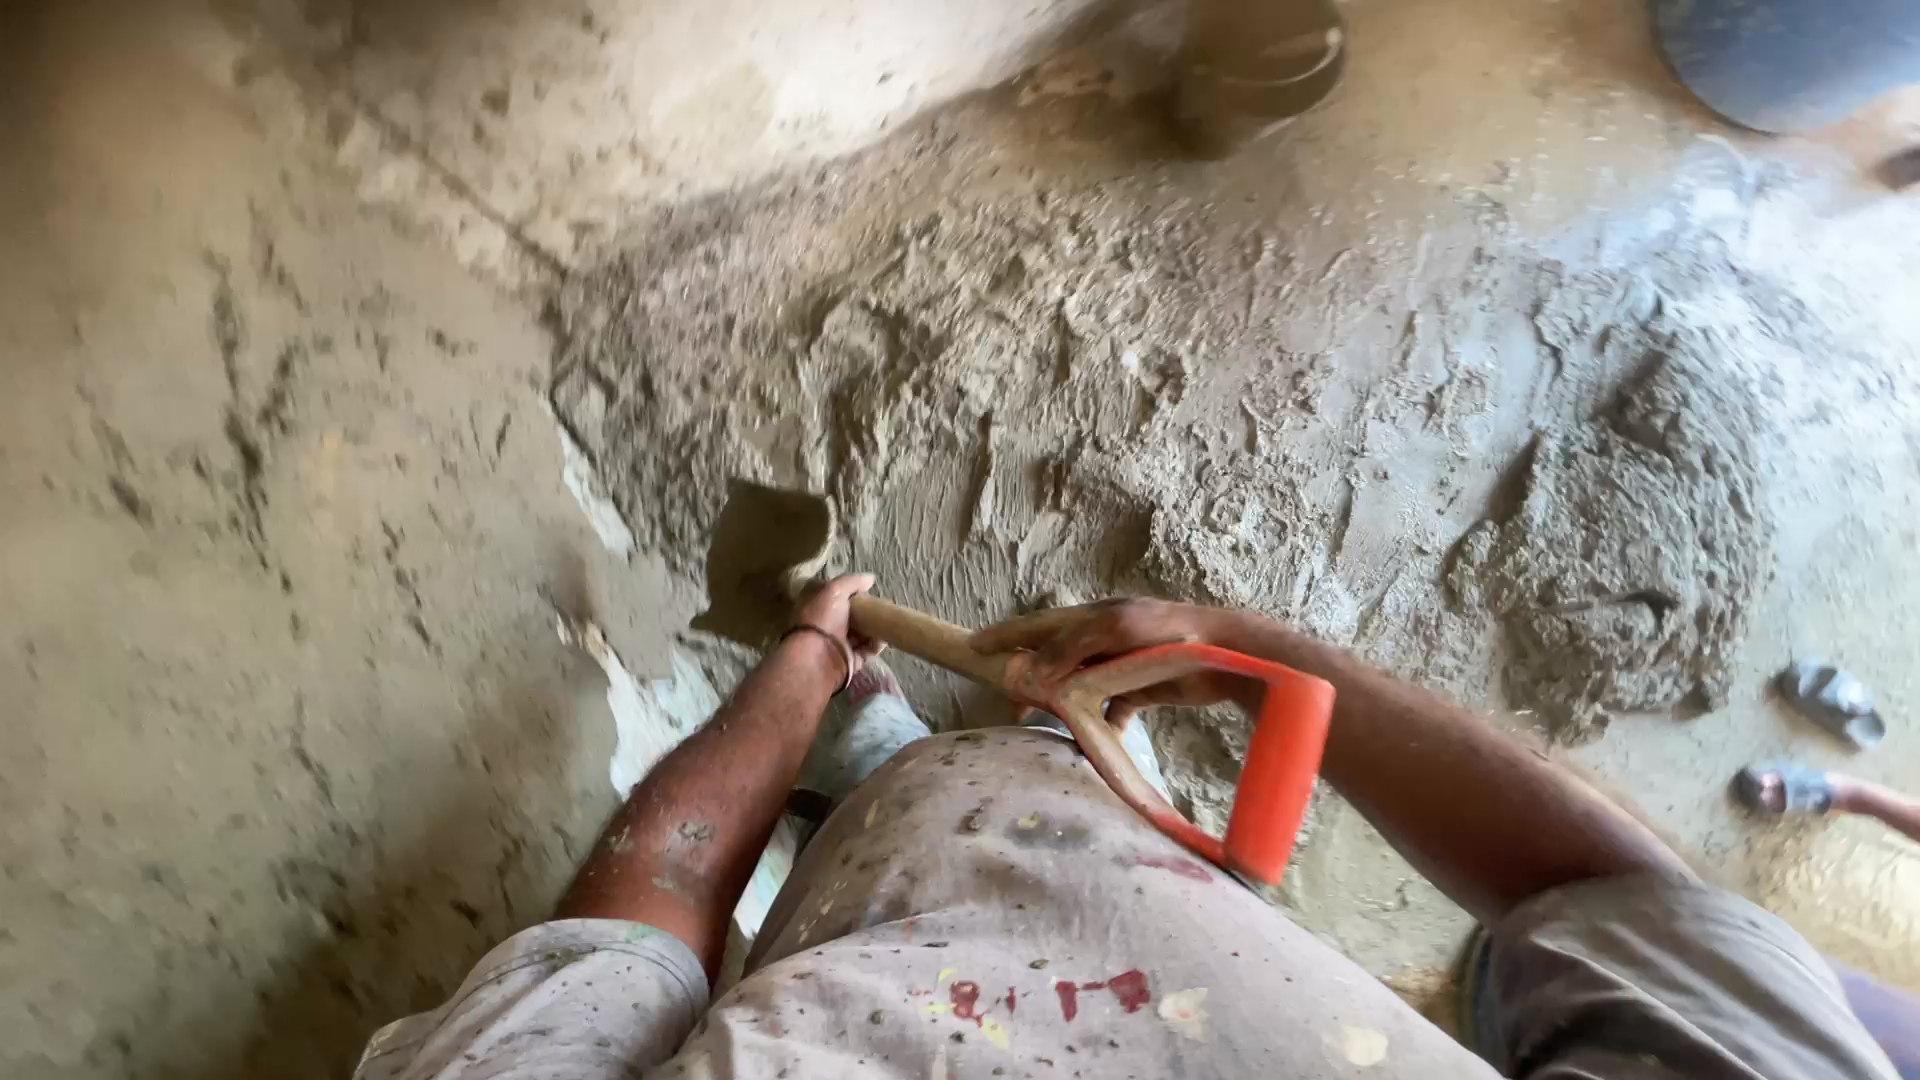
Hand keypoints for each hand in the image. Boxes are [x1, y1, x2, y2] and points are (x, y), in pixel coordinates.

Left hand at [791, 573, 882, 676]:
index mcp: (817, 609)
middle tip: (880, 608)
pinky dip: (875, 645)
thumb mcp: (834, 590)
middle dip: (866, 613)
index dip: (851, 595)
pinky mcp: (849, 661)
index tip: (867, 592)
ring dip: (873, 629)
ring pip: (860, 634)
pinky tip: (884, 638)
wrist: (818, 656)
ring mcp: (837, 645)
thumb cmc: (822, 619)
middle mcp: (826, 627)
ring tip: (886, 622)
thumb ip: (852, 582)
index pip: (836, 599)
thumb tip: (870, 579)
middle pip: (851, 617)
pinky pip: (866, 651)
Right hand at [969, 598, 1255, 722]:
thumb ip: (1072, 645)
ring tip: (1038, 722)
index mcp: (1092, 618)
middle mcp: (1101, 638)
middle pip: (1052, 656)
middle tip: (1006, 700)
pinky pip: (1110, 708)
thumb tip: (1033, 670)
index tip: (974, 646)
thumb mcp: (1115, 629)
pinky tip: (1094, 739)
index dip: (1005, 634)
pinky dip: (1099, 724)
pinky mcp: (1141, 689)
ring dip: (1059, 703)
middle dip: (1027, 676)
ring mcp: (1120, 664)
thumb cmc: (1168, 634)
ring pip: (1077, 685)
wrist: (1227, 654)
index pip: (1038, 624)